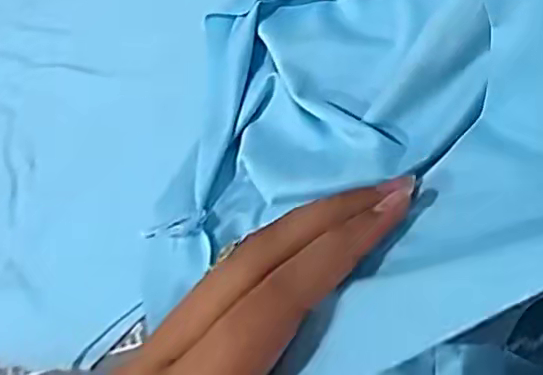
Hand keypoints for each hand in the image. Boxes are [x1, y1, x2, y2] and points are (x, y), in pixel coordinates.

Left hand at [119, 178, 412, 374]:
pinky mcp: (151, 351)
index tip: (397, 202)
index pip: (274, 296)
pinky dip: (279, 250)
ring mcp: (146, 352)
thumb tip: (370, 330)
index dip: (341, 243)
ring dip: (307, 223)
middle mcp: (157, 359)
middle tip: (392, 185)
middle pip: (252, 257)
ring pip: (233, 260)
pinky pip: (225, 279)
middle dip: (331, 212)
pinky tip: (311, 240)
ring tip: (361, 201)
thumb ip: (310, 365)